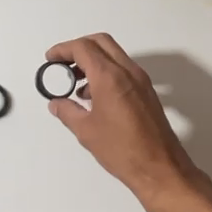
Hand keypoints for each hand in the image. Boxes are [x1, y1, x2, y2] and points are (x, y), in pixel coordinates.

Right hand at [45, 33, 201, 204]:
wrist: (161, 169)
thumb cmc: (121, 150)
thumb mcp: (86, 131)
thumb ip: (67, 111)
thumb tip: (56, 103)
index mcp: (109, 77)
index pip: (83, 48)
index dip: (62, 50)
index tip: (50, 59)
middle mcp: (127, 71)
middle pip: (100, 42)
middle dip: (78, 48)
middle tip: (63, 64)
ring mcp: (141, 80)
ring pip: (113, 54)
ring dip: (93, 59)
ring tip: (76, 83)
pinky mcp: (147, 91)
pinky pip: (123, 68)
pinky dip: (106, 71)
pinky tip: (95, 95)